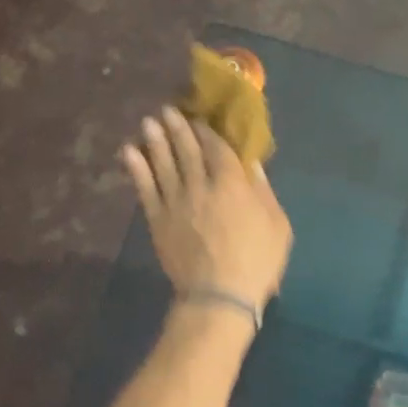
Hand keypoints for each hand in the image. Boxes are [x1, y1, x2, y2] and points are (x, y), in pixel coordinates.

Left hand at [122, 106, 292, 311]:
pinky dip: (136, 168)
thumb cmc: (257, 263)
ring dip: (155, 141)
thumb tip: (253, 166)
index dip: (208, 131)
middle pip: (187, 150)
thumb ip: (264, 193)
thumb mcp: (278, 227)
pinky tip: (129, 152)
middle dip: (178, 128)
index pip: (218, 148)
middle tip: (168, 111)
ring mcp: (176, 202)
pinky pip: (144, 188)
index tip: (200, 119)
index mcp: (232, 184)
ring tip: (148, 122)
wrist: (218, 295)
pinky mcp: (158, 220)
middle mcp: (201, 185)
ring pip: (163, 163)